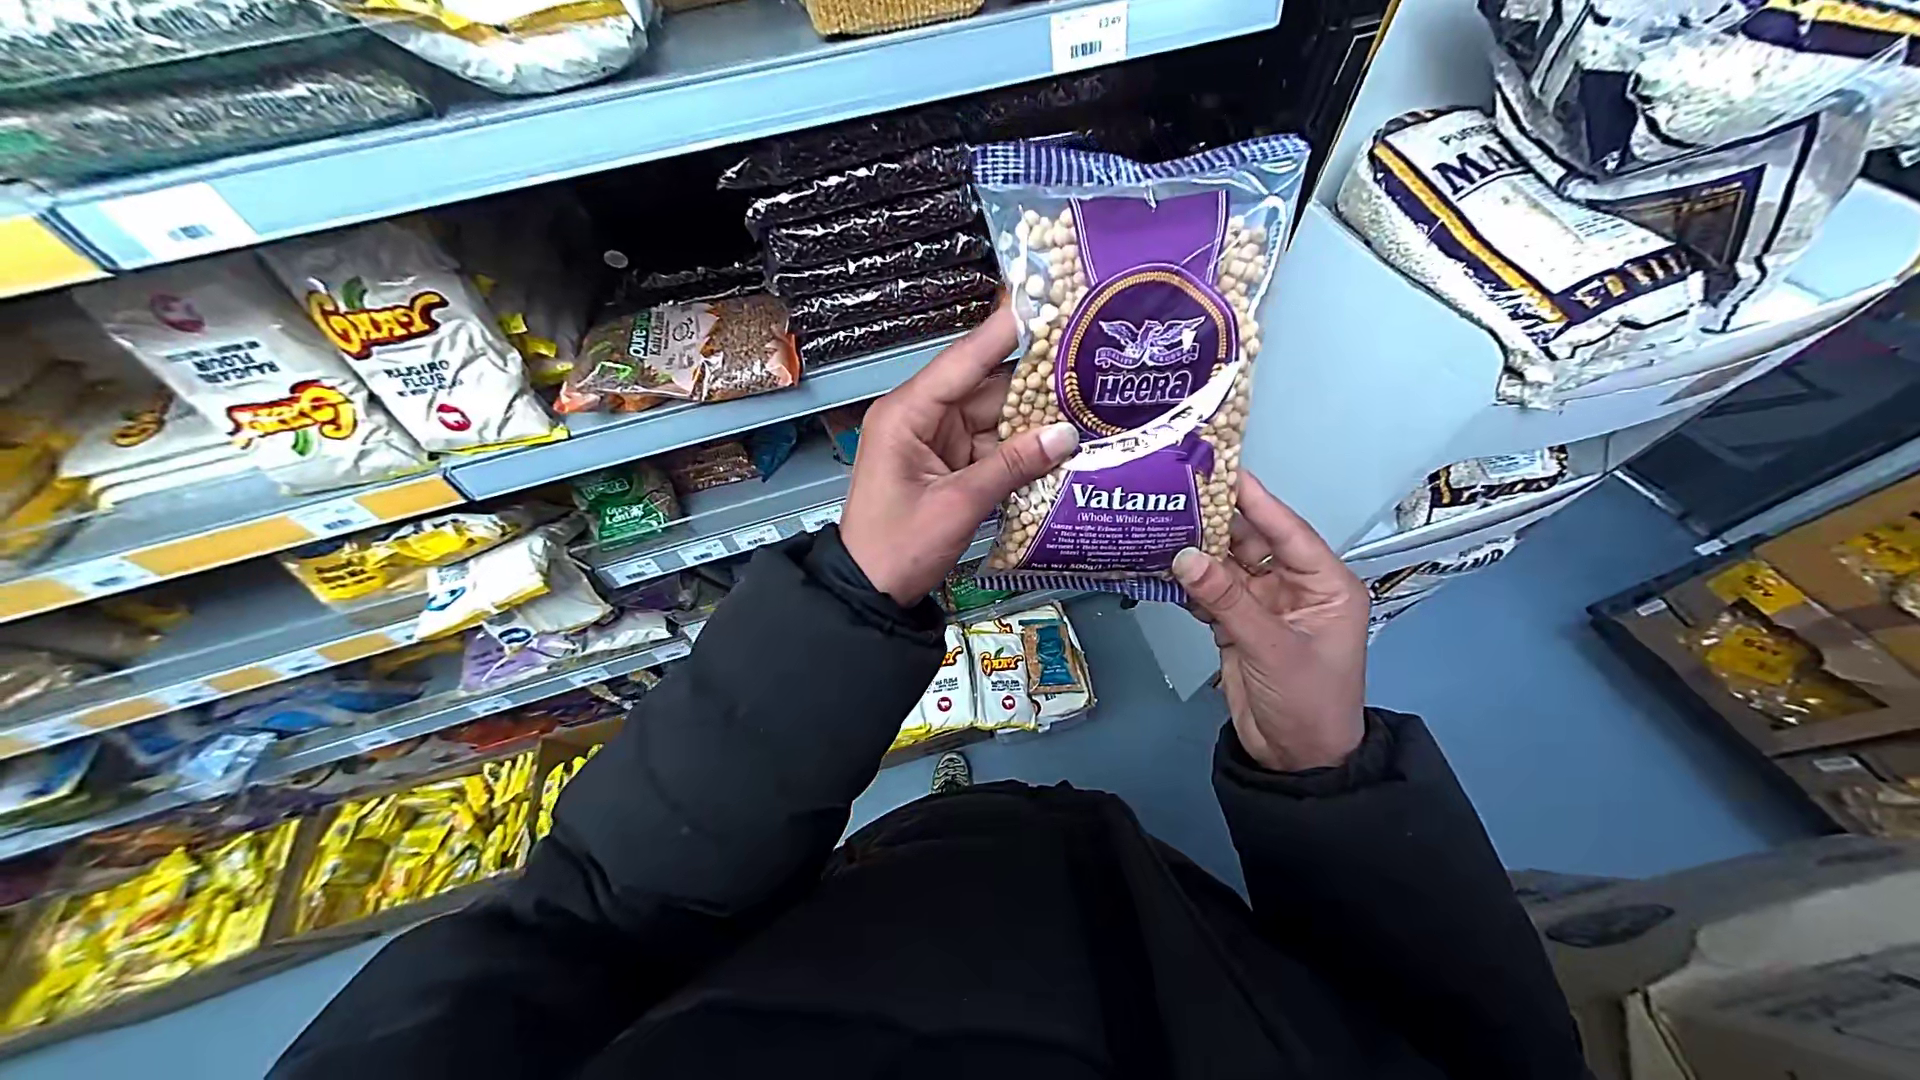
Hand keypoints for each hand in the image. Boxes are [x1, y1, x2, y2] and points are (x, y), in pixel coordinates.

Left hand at [840, 305, 1078, 604]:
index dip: (1006, 331)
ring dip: (1032, 422)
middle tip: (1085, 370)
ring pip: (993, 418)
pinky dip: (1020, 451)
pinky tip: (1056, 449)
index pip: (963, 360)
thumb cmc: (894, 548)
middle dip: (1034, 385)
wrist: (871, 590)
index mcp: (906, 414)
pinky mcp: (948, 464)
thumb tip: (1063, 436)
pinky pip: (990, 446)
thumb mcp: (958, 505)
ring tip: (1083, 410)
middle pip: (985, 388)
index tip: (1044, 302)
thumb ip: (1012, 466)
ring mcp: (935, 442)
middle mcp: (920, 418)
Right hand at [1171, 474, 1369, 770]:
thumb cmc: (1307, 702)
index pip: (1287, 531)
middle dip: (1216, 524)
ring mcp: (1263, 606)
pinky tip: (1164, 568)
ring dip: (1197, 553)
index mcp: (1323, 584)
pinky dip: (1190, 584)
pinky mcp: (1238, 624)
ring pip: (1226, 567)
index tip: (1223, 469)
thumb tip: (1183, 556)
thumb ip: (1226, 599)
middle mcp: (1293, 587)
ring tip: (1160, 526)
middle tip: (1176, 495)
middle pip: (1252, 543)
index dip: (1255, 500)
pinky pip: (1211, 593)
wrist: (1295, 758)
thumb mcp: (1271, 647)